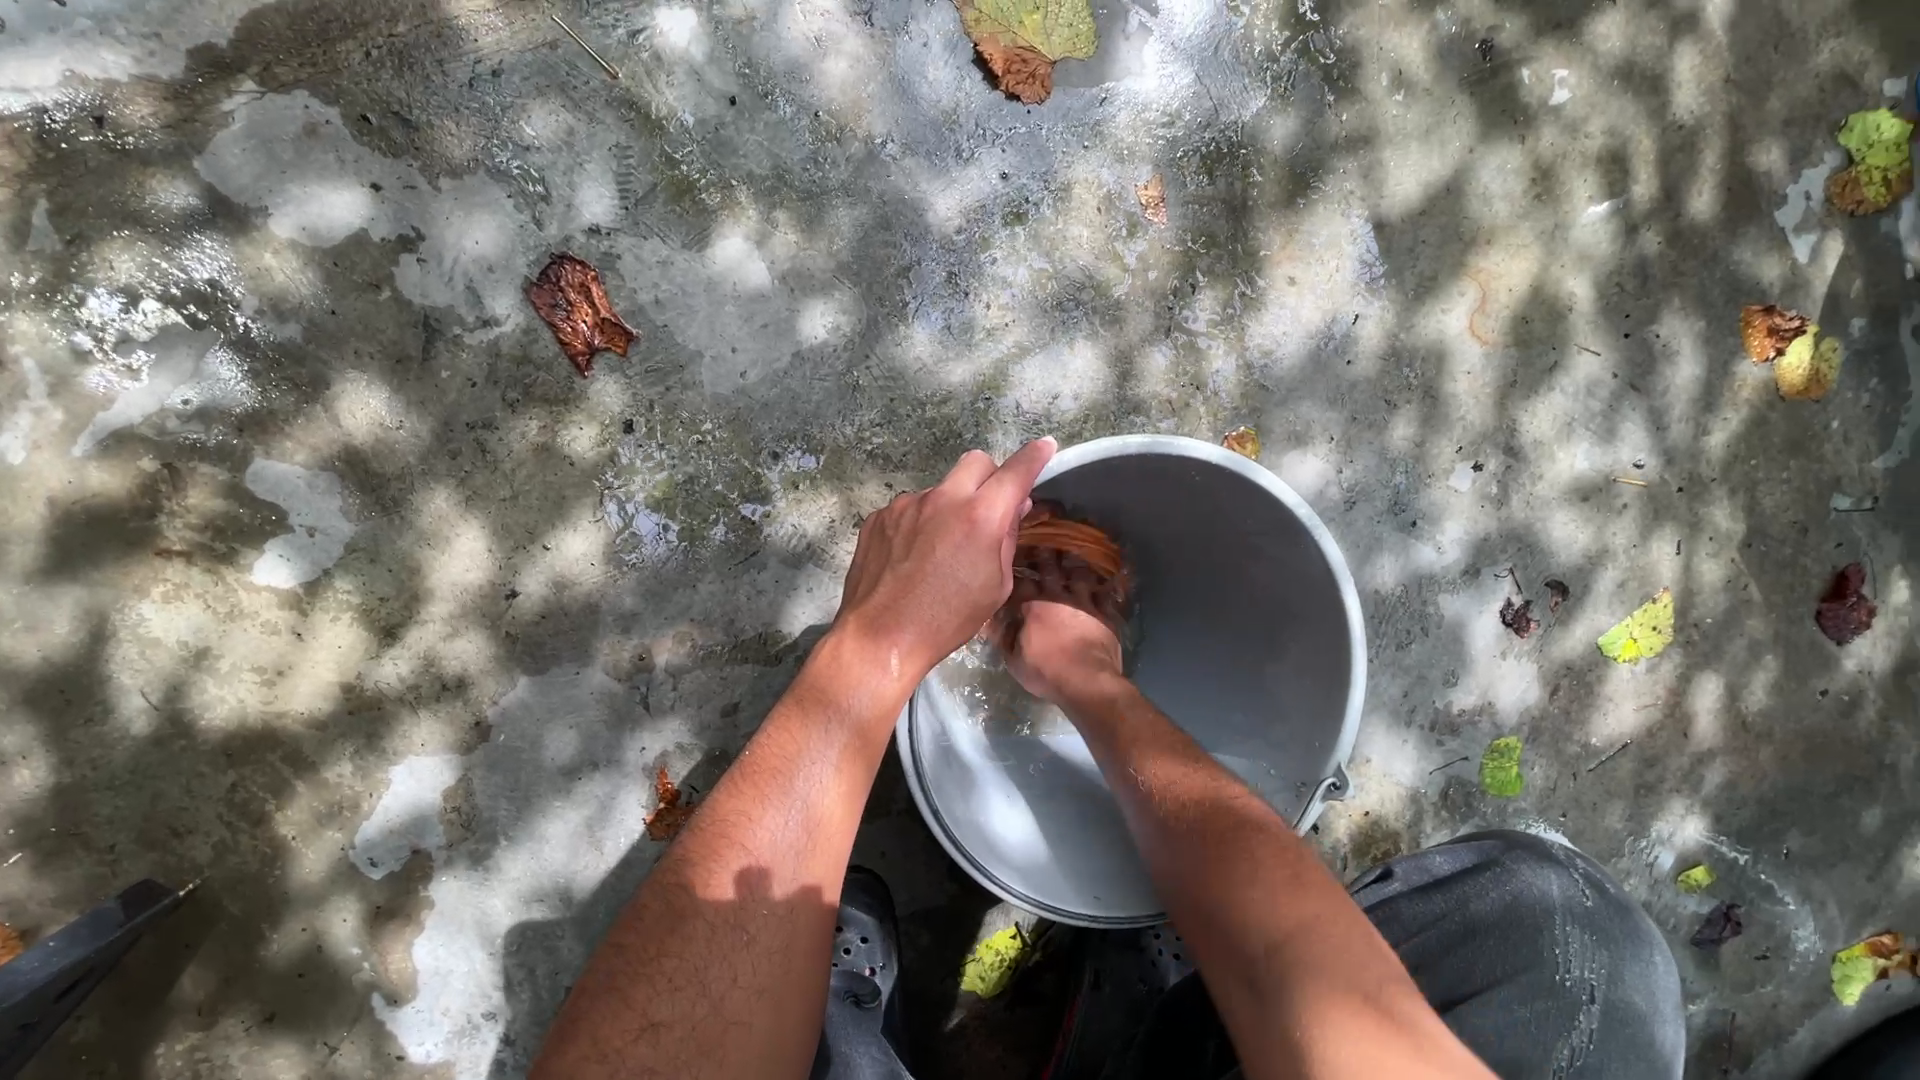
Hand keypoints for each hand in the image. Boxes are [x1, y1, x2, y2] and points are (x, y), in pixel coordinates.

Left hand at [834, 438, 1056, 680]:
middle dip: (990, 477)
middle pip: (976, 462)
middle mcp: (942, 499)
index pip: (1016, 472)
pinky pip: (910, 509)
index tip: (1044, 447)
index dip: (1034, 456)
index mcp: (980, 517)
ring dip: (950, 506)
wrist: (882, 636)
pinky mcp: (879, 516)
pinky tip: (911, 557)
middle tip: (988, 508)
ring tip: (940, 549)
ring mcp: (905, 505)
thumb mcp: (995, 587)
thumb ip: (1006, 539)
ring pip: (940, 489)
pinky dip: (919, 524)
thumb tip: (1012, 508)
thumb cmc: (948, 620)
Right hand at [994, 548, 1125, 705]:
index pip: (1022, 580)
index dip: (1018, 567)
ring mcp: (1085, 603)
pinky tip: (1110, 576)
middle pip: (1051, 570)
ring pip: (1080, 576)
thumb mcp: (1013, 658)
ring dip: (1075, 564)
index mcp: (1033, 605)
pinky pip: (1106, 594)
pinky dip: (1106, 584)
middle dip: (1046, 556)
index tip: (1015, 557)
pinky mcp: (1105, 614)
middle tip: (1044, 544)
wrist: (1086, 680)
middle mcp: (1058, 596)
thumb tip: (989, 619)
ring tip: (1074, 553)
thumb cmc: (1045, 670)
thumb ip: (1002, 636)